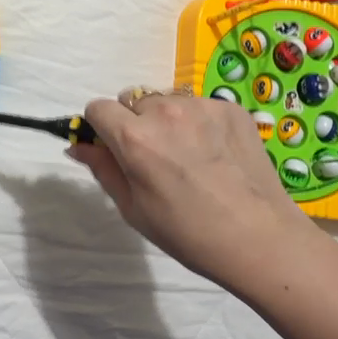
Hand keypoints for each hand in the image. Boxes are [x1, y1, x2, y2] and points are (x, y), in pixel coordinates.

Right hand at [69, 90, 308, 285]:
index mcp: (135, 138)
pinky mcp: (231, 108)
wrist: (260, 238)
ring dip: (168, 120)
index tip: (113, 148)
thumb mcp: (134, 209)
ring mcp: (202, 105)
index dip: (101, 127)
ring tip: (191, 157)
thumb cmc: (188, 233)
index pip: (98, 108)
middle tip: (156, 158)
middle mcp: (165, 110)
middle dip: (136, 123)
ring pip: (168, 100)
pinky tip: (216, 155)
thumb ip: (103, 169)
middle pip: (133, 100)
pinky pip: (201, 106)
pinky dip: (200, 123)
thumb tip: (77, 146)